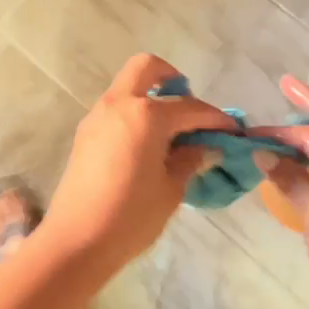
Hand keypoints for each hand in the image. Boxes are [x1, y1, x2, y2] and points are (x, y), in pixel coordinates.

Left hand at [42, 54, 234, 271]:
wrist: (77, 240)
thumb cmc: (131, 216)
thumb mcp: (171, 190)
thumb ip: (190, 160)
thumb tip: (207, 147)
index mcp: (146, 115)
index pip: (189, 107)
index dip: (215, 117)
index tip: (232, 129)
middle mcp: (119, 104)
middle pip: (147, 67)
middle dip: (171, 78)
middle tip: (188, 109)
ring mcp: (98, 115)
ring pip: (128, 86)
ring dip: (150, 97)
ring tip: (170, 133)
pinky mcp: (85, 132)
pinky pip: (115, 108)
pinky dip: (134, 114)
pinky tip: (147, 146)